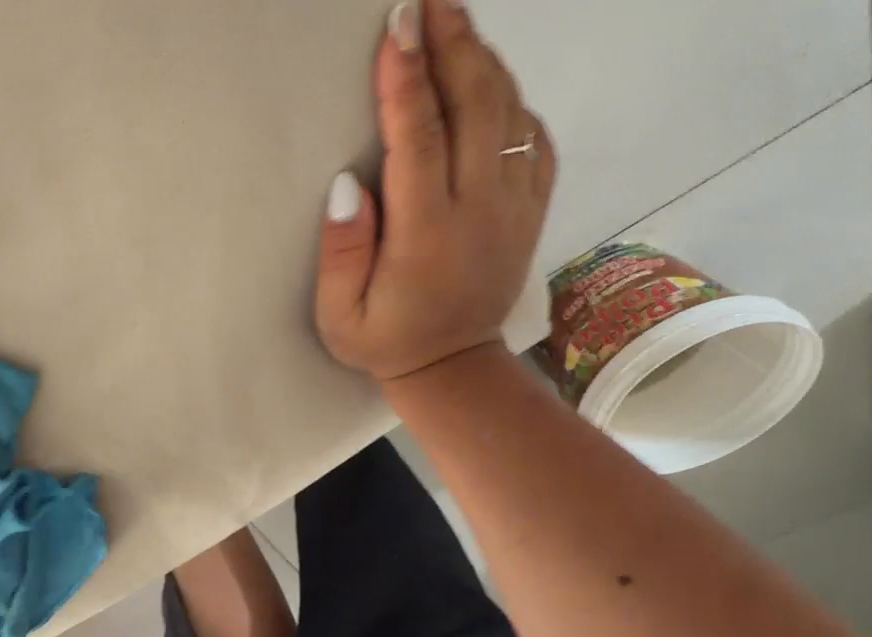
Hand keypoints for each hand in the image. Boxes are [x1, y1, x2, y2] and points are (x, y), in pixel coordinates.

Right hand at [315, 0, 556, 381]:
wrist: (456, 366)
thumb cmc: (386, 340)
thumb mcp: (339, 317)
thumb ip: (342, 253)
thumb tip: (349, 181)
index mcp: (426, 232)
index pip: (418, 137)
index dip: (407, 77)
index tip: (397, 23)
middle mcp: (479, 207)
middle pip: (474, 105)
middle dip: (452, 44)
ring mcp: (514, 203)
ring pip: (508, 111)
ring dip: (482, 58)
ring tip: (455, 19)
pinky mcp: (532, 206)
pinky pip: (531, 136)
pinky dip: (512, 96)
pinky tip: (489, 77)